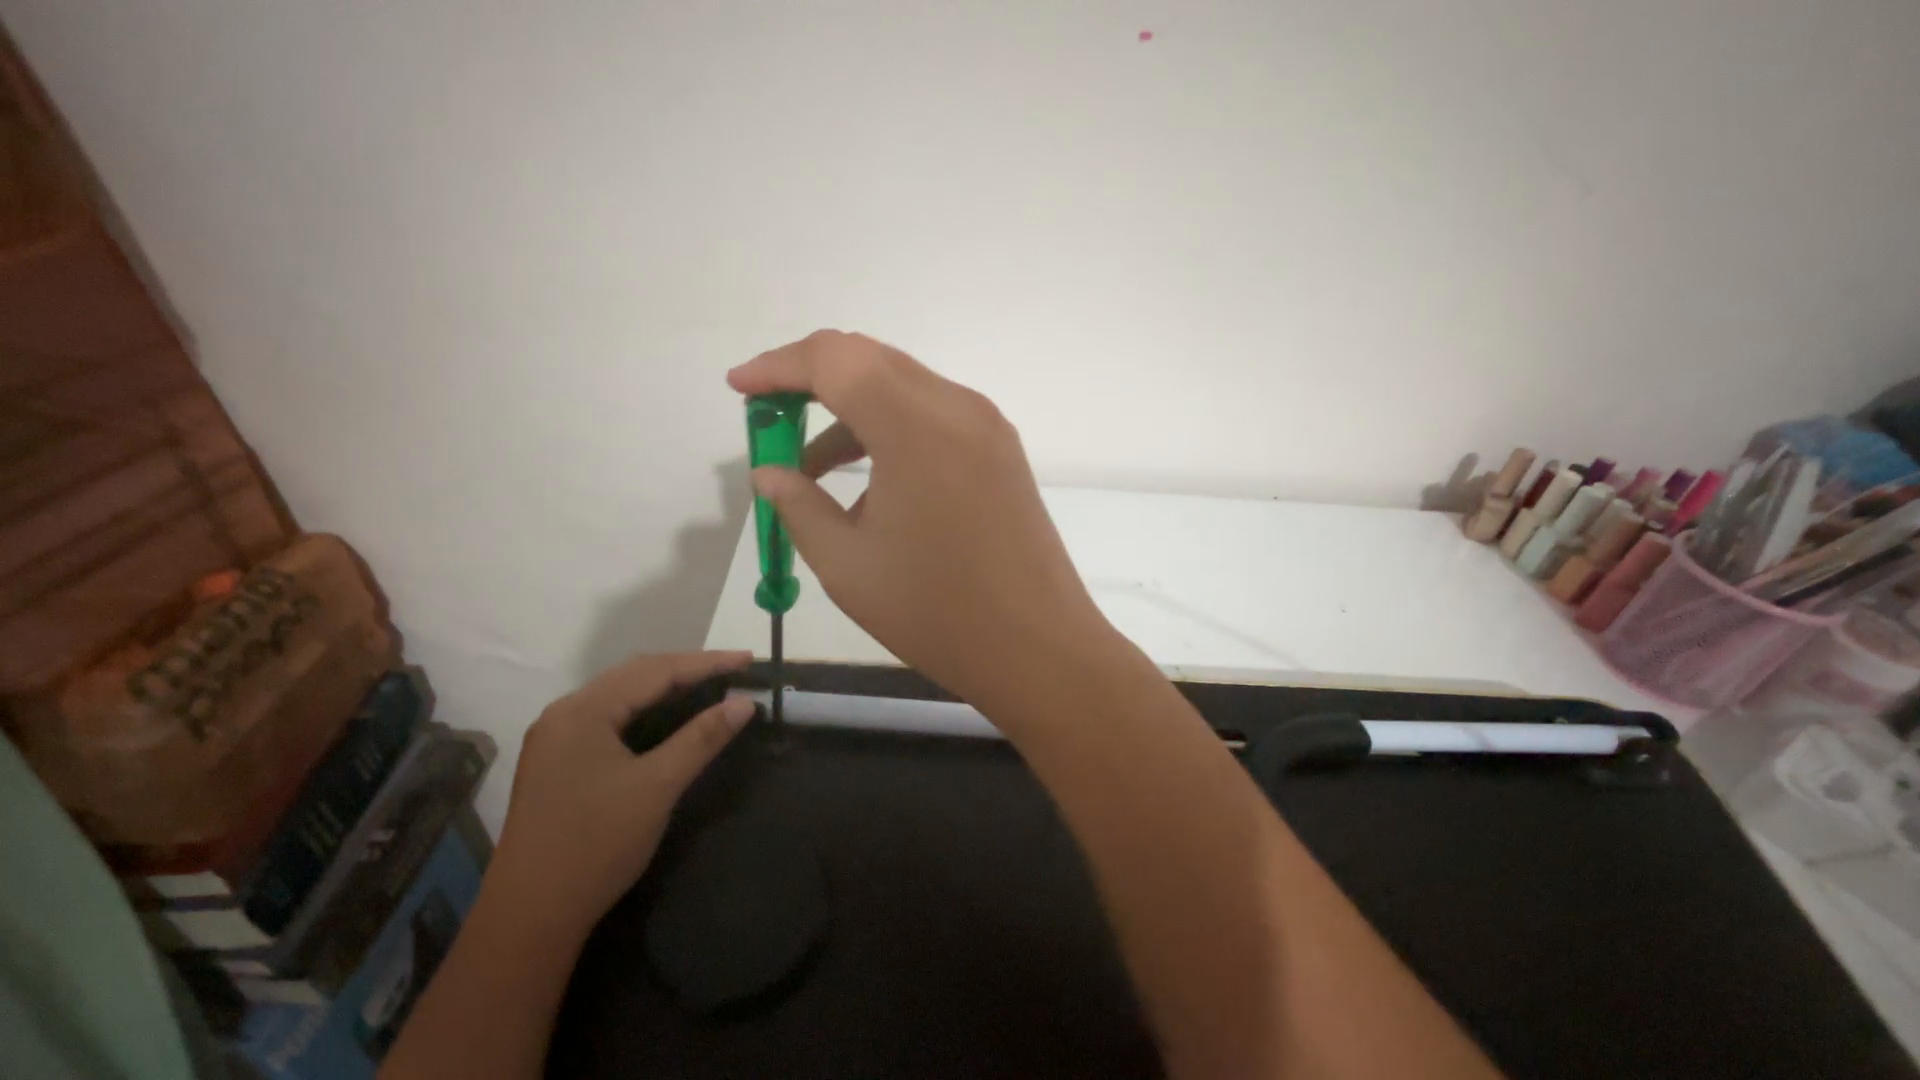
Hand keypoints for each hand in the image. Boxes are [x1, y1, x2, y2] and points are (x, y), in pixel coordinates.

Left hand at [492, 651, 756, 935]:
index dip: (706, 663)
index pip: (654, 671)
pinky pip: (610, 721)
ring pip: (621, 699)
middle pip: (634, 676)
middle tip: (735, 672)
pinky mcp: (558, 764)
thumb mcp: (657, 787)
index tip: (749, 660)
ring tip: (712, 688)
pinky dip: (646, 714)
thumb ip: (701, 738)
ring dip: (666, 690)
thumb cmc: (596, 843)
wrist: (532, 913)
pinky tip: (670, 721)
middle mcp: (564, 714)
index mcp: (582, 710)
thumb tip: (744, 703)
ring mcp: (557, 740)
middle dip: (687, 670)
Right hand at [727, 331, 1113, 709]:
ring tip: (808, 469)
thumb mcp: (846, 565)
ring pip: (902, 387)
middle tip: (770, 418)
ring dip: (850, 411)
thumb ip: (798, 506)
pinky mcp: (1001, 451)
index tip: (739, 388)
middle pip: (870, 361)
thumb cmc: (936, 613)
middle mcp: (957, 408)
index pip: (835, 360)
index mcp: (916, 427)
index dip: (779, 365)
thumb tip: (768, 472)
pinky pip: (933, 417)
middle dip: (811, 380)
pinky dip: (889, 431)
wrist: (1039, 649)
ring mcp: (987, 427)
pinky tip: (867, 485)